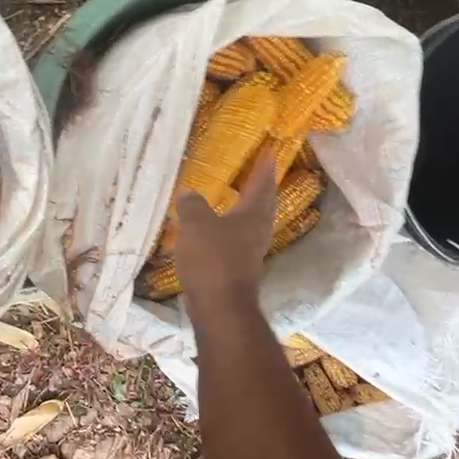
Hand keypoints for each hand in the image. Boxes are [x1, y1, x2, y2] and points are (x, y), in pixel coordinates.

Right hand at [172, 149, 276, 318]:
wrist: (219, 305)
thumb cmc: (212, 259)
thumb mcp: (196, 225)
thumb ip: (192, 205)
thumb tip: (188, 192)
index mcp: (252, 215)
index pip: (261, 185)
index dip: (264, 168)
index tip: (269, 152)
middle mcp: (257, 231)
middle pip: (263, 204)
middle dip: (259, 188)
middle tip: (254, 173)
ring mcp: (249, 251)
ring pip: (251, 223)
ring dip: (244, 210)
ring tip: (233, 199)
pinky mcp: (238, 267)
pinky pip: (236, 240)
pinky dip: (228, 229)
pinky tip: (216, 230)